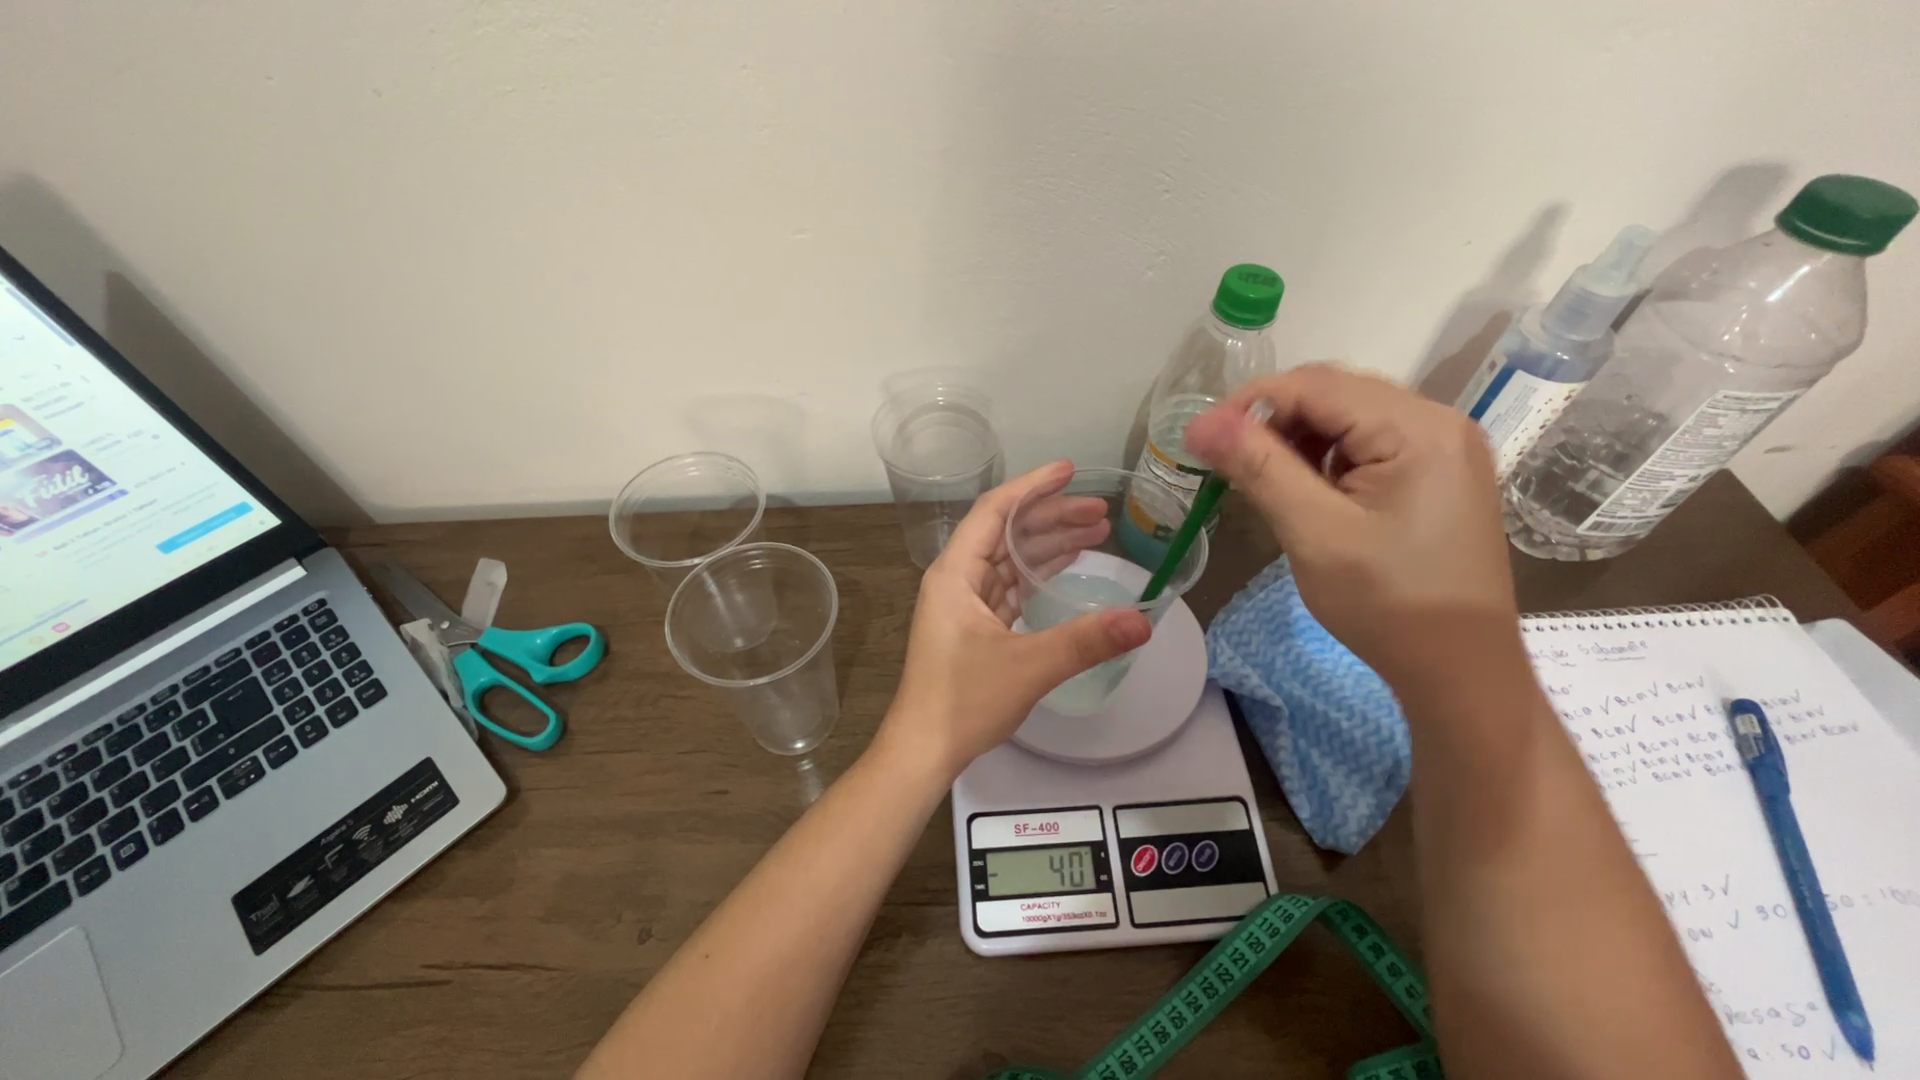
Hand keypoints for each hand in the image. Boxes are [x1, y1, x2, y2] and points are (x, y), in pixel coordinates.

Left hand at [877, 461, 1152, 779]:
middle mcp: (955, 581)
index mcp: (954, 574)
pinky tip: (1067, 567)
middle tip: (1100, 511)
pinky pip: (1010, 587)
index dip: (1032, 487)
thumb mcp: (1028, 667)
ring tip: (1096, 532)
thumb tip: (1142, 621)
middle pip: (1005, 532)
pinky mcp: (973, 628)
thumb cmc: (962, 703)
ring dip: (1048, 545)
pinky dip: (1038, 574)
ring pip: (1009, 560)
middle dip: (1051, 517)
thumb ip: (1085, 641)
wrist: (923, 750)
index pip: (994, 511)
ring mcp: (963, 605)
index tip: (1069, 470)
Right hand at [1183, 364, 1516, 685]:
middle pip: (1336, 393)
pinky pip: (1370, 444)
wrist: (1459, 670)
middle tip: (1226, 459)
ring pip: (1350, 417)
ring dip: (1298, 438)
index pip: (1317, 385)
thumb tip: (1199, 424)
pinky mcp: (1438, 475)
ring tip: (1262, 478)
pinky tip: (1306, 489)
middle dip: (1274, 419)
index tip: (1199, 438)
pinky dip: (1327, 457)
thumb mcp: (1314, 533)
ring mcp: (1444, 448)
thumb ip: (1259, 468)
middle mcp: (1439, 422)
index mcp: (1418, 428)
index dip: (1250, 402)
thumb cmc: (1386, 604)